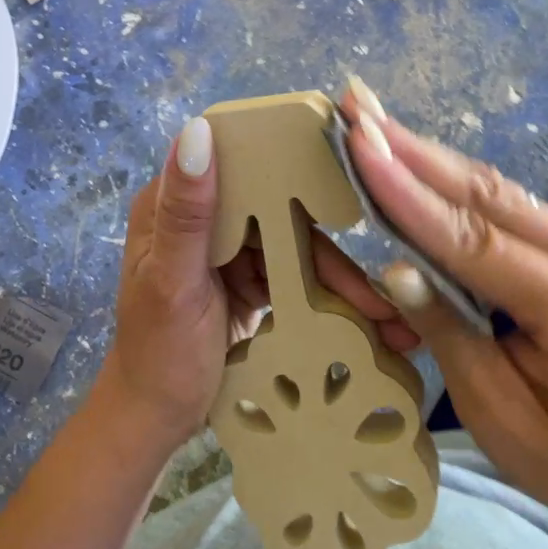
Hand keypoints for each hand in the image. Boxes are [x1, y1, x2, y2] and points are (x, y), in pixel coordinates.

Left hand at [99, 117, 417, 454]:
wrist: (156, 418)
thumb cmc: (156, 352)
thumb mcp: (172, 282)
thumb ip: (187, 213)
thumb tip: (198, 130)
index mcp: (174, 204)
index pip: (238, 166)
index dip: (288, 167)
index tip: (345, 177)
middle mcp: (204, 219)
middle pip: (277, 213)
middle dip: (332, 249)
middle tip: (383, 284)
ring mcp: (231, 252)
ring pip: (296, 249)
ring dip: (342, 283)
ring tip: (392, 319)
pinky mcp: (252, 283)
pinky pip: (298, 280)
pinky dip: (331, 302)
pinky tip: (372, 323)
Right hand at [339, 78, 547, 541]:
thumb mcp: (497, 412)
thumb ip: (447, 331)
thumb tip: (392, 267)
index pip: (477, 242)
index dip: (409, 193)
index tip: (359, 144)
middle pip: (489, 198)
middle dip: (413, 151)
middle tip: (356, 106)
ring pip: (498, 193)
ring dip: (428, 157)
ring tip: (373, 121)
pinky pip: (509, 210)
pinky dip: (453, 184)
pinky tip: (416, 157)